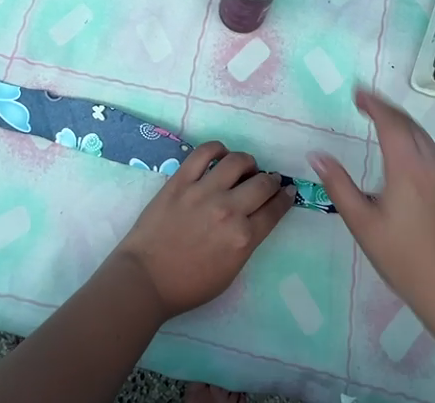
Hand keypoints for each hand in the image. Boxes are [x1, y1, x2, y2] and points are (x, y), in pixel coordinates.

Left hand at [108, 141, 295, 318]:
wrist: (146, 279)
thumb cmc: (189, 285)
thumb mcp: (230, 271)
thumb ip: (246, 242)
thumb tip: (255, 217)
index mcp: (243, 238)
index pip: (274, 209)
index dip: (285, 198)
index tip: (287, 191)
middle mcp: (229, 210)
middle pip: (262, 183)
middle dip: (270, 180)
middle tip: (267, 180)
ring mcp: (203, 192)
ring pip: (237, 161)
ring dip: (247, 162)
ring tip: (244, 167)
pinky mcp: (181, 180)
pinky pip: (204, 153)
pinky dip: (217, 149)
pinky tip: (220, 154)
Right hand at [309, 88, 434, 314]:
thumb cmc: (403, 258)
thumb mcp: (362, 223)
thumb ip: (338, 186)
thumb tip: (316, 155)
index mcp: (407, 168)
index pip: (390, 122)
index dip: (373, 104)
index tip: (356, 93)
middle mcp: (429, 165)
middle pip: (409, 124)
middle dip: (386, 107)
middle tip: (364, 102)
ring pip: (422, 136)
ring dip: (401, 121)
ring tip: (380, 118)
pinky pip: (430, 150)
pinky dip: (412, 137)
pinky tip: (402, 150)